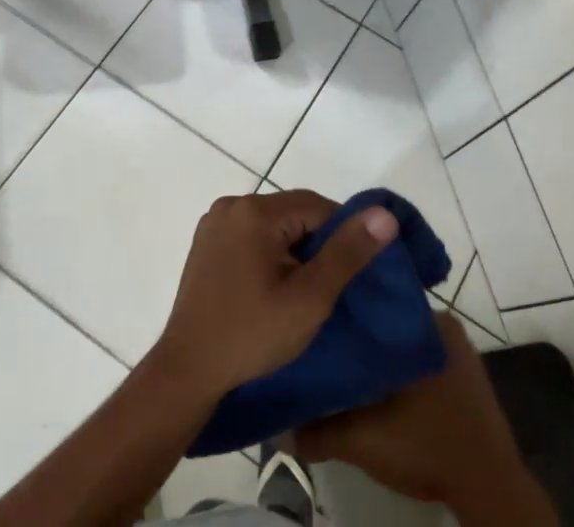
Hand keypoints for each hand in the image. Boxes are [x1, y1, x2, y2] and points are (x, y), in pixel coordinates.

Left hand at [149, 190, 397, 395]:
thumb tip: (384, 213)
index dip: (344, 236)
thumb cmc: (253, 333)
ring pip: (274, 226)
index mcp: (255, 211)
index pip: (319, 207)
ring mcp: (214, 224)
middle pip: (294, 213)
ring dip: (295, 250)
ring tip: (303, 291)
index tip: (353, 274)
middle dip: (318, 244)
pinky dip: (270, 254)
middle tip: (329, 287)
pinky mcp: (205, 245)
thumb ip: (348, 252)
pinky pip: (251, 237)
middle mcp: (231, 206)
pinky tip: (273, 288)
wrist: (189, 368)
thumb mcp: (310, 297)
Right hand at [293, 314, 545, 520]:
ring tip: (338, 369)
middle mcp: (442, 325)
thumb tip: (280, 427)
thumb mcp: (361, 439)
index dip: (336, 313)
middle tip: (317, 350)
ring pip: (400, 342)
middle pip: (383, 321)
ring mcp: (456, 351)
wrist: (488, 486)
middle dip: (354, 336)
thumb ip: (316, 430)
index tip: (309, 324)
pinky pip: (417, 360)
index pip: (369, 301)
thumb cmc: (426, 445)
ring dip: (374, 356)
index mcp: (423, 321)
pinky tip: (371, 391)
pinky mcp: (464, 377)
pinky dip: (395, 371)